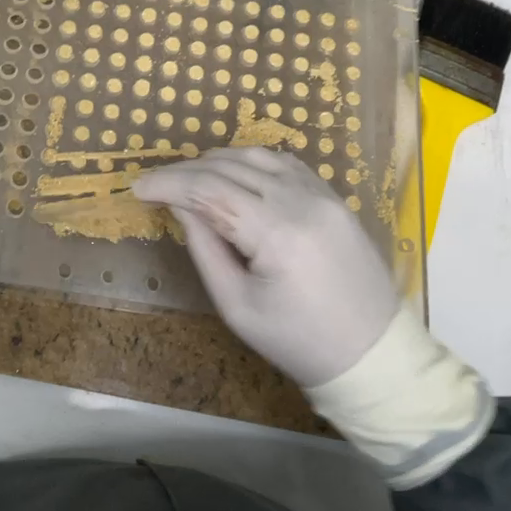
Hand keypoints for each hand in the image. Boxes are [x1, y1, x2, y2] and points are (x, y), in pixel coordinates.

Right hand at [132, 147, 398, 388]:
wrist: (372, 354)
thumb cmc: (297, 341)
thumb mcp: (237, 305)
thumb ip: (205, 248)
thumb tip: (179, 205)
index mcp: (277, 233)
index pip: (210, 189)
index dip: (169, 184)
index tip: (137, 189)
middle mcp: (301, 201)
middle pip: (230, 166)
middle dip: (185, 171)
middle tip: (155, 185)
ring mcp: (323, 194)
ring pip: (256, 156)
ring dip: (216, 161)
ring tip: (188, 179)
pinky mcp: (334, 197)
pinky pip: (284, 163)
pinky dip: (250, 162)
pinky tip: (231, 176)